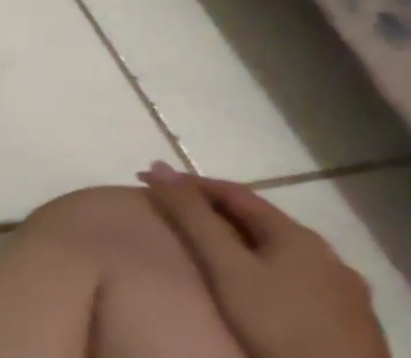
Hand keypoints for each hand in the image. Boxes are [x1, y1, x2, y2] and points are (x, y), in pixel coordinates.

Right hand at [141, 162, 388, 357]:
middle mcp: (326, 255)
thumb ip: (192, 216)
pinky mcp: (345, 319)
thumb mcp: (225, 266)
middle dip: (209, 211)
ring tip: (200, 248)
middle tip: (166, 214)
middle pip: (256, 220)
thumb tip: (158, 165)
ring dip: (235, 241)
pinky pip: (290, 277)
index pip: (233, 192)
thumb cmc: (279, 323)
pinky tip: (246, 284)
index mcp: (299, 236)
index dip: (186, 183)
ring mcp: (340, 289)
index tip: (143, 183)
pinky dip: (258, 268)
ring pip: (275, 251)